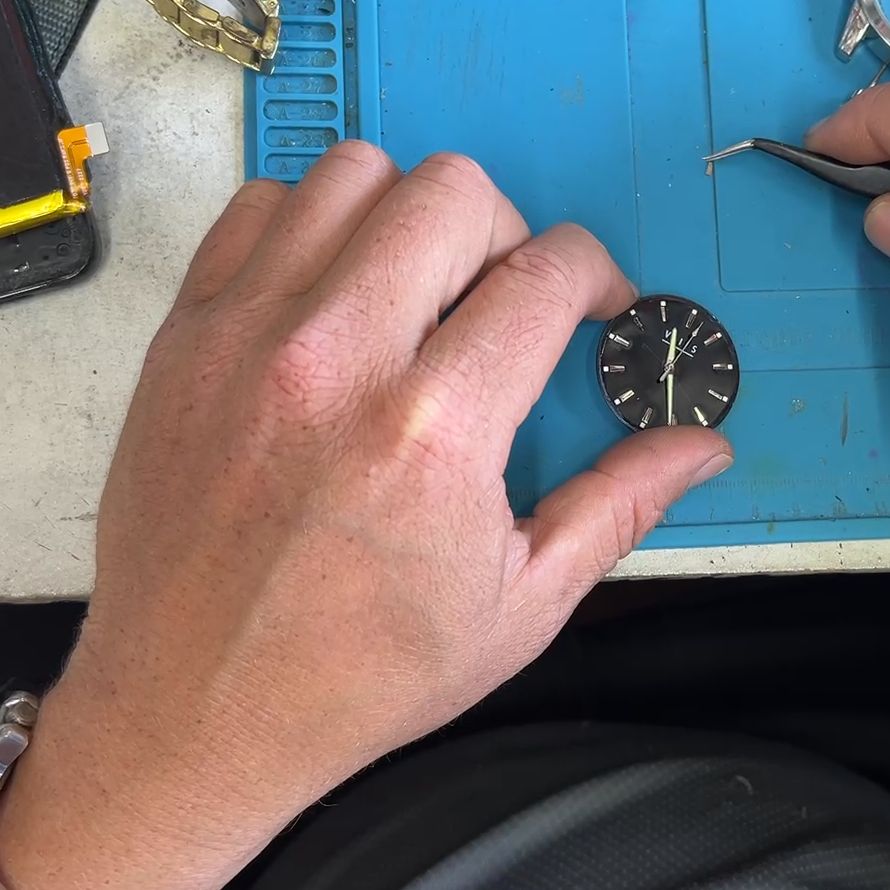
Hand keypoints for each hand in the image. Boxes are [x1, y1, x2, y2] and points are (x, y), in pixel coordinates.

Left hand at [0, 145, 730, 889]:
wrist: (190, 715)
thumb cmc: (363, 674)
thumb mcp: (523, 603)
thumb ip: (622, 503)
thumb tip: (702, 447)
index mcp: (436, 431)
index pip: (547, 274)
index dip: (596, 276)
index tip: (597, 309)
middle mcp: (337, 357)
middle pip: (455, 192)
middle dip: (511, 235)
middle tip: (508, 303)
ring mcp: (247, 333)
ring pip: (358, 173)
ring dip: (415, 218)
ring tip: (423, 292)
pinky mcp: (186, 333)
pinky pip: (265, 205)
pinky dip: (319, 225)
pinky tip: (339, 295)